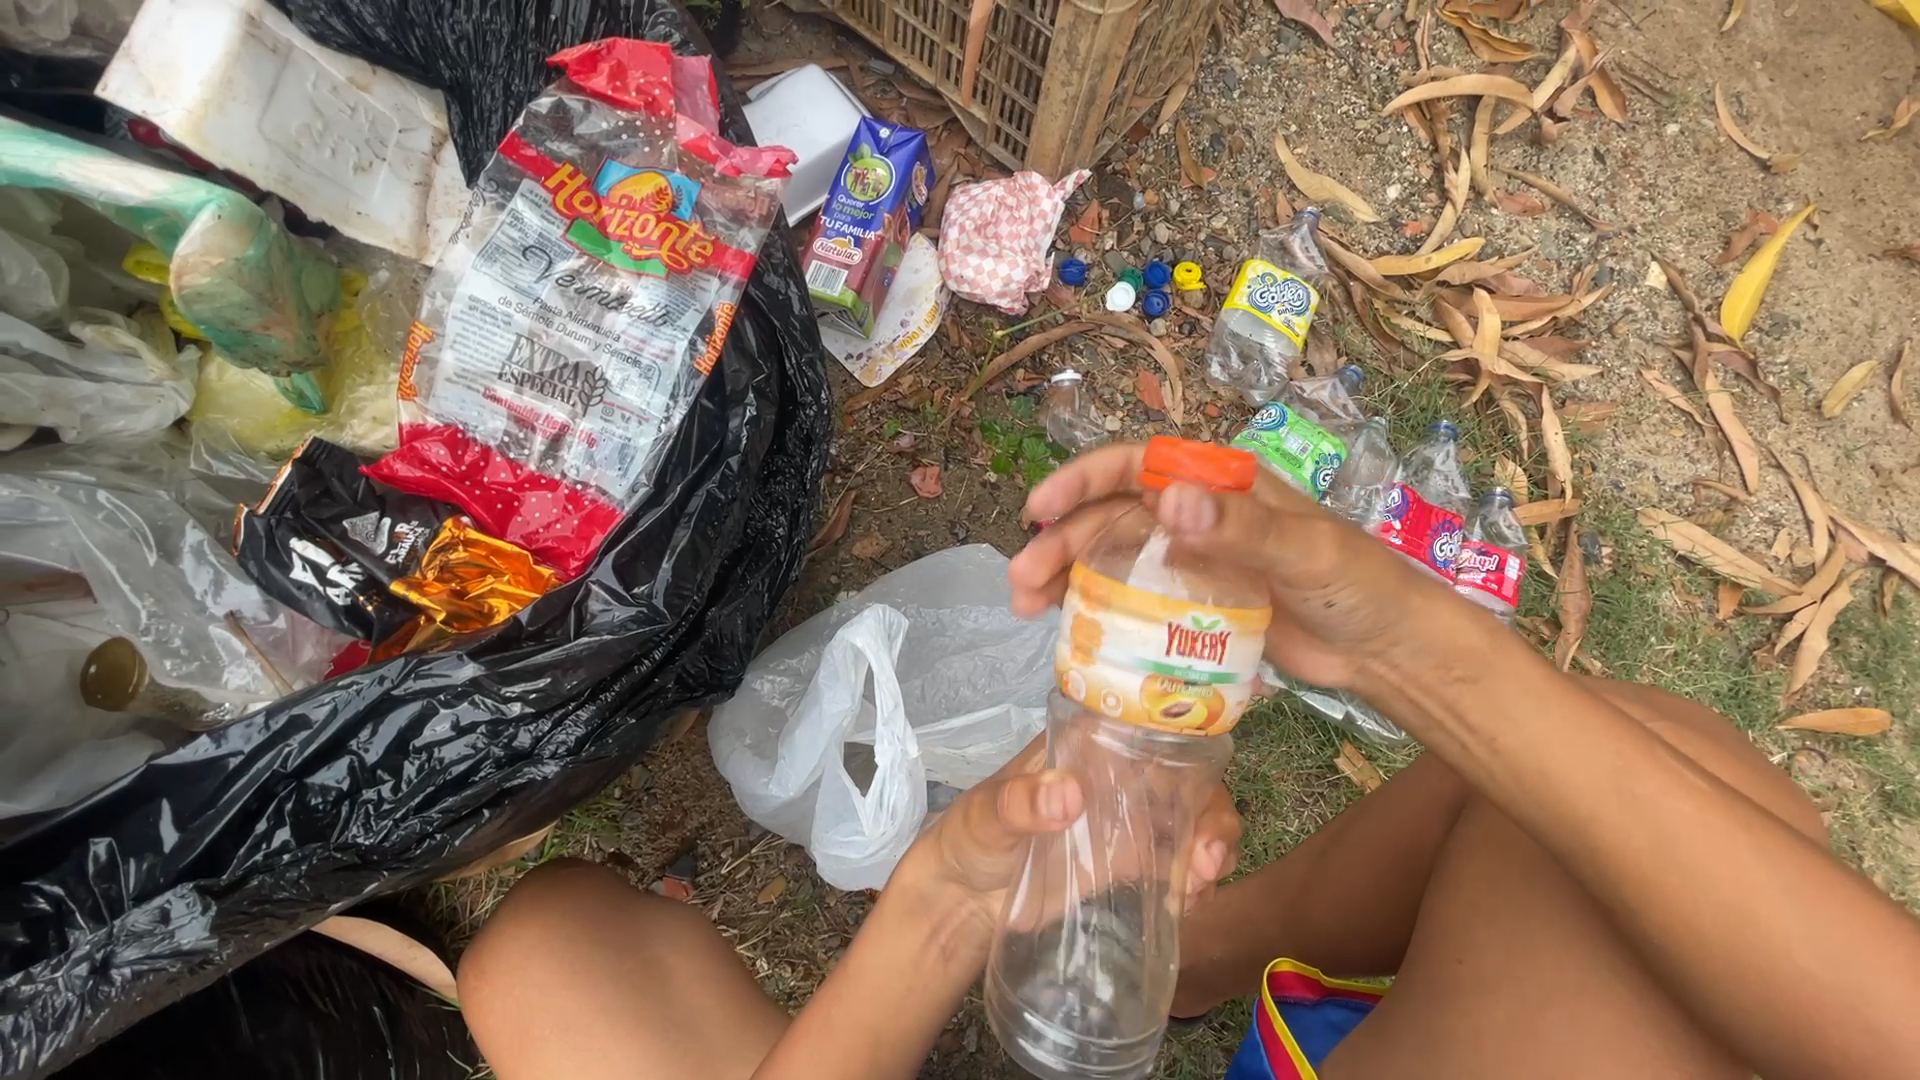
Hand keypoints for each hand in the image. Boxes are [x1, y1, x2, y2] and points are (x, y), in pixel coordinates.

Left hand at [893, 733, 1242, 933]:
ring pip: (1188, 818)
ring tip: (1201, 884)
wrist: (964, 897)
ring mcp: (1122, 819)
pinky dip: (1194, 877)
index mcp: (1083, 745)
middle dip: (1210, 811)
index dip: (1185, 751)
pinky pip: (1174, 862)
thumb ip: (1019, 802)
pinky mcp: (1126, 861)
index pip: (1146, 731)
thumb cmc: (971, 836)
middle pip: (1182, 777)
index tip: (1199, 789)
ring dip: (1210, 845)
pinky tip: (1192, 903)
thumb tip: (1068, 793)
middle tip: (1209, 859)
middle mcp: (1112, 776)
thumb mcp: (987, 814)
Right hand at [1008, 441, 1454, 689]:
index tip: (1038, 508)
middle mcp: (1193, 515)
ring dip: (1065, 576)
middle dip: (1058, 541)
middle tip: (1022, 581)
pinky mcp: (1190, 605)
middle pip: (1109, 517)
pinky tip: (1070, 629)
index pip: (1134, 466)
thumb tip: (1168, 500)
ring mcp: (1188, 561)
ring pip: (1110, 558)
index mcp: (1217, 483)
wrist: (1387, 649)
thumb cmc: (1357, 585)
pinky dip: (1096, 609)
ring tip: (1029, 608)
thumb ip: (1240, 527)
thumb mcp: (1304, 552)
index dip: (1080, 481)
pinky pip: (1130, 599)